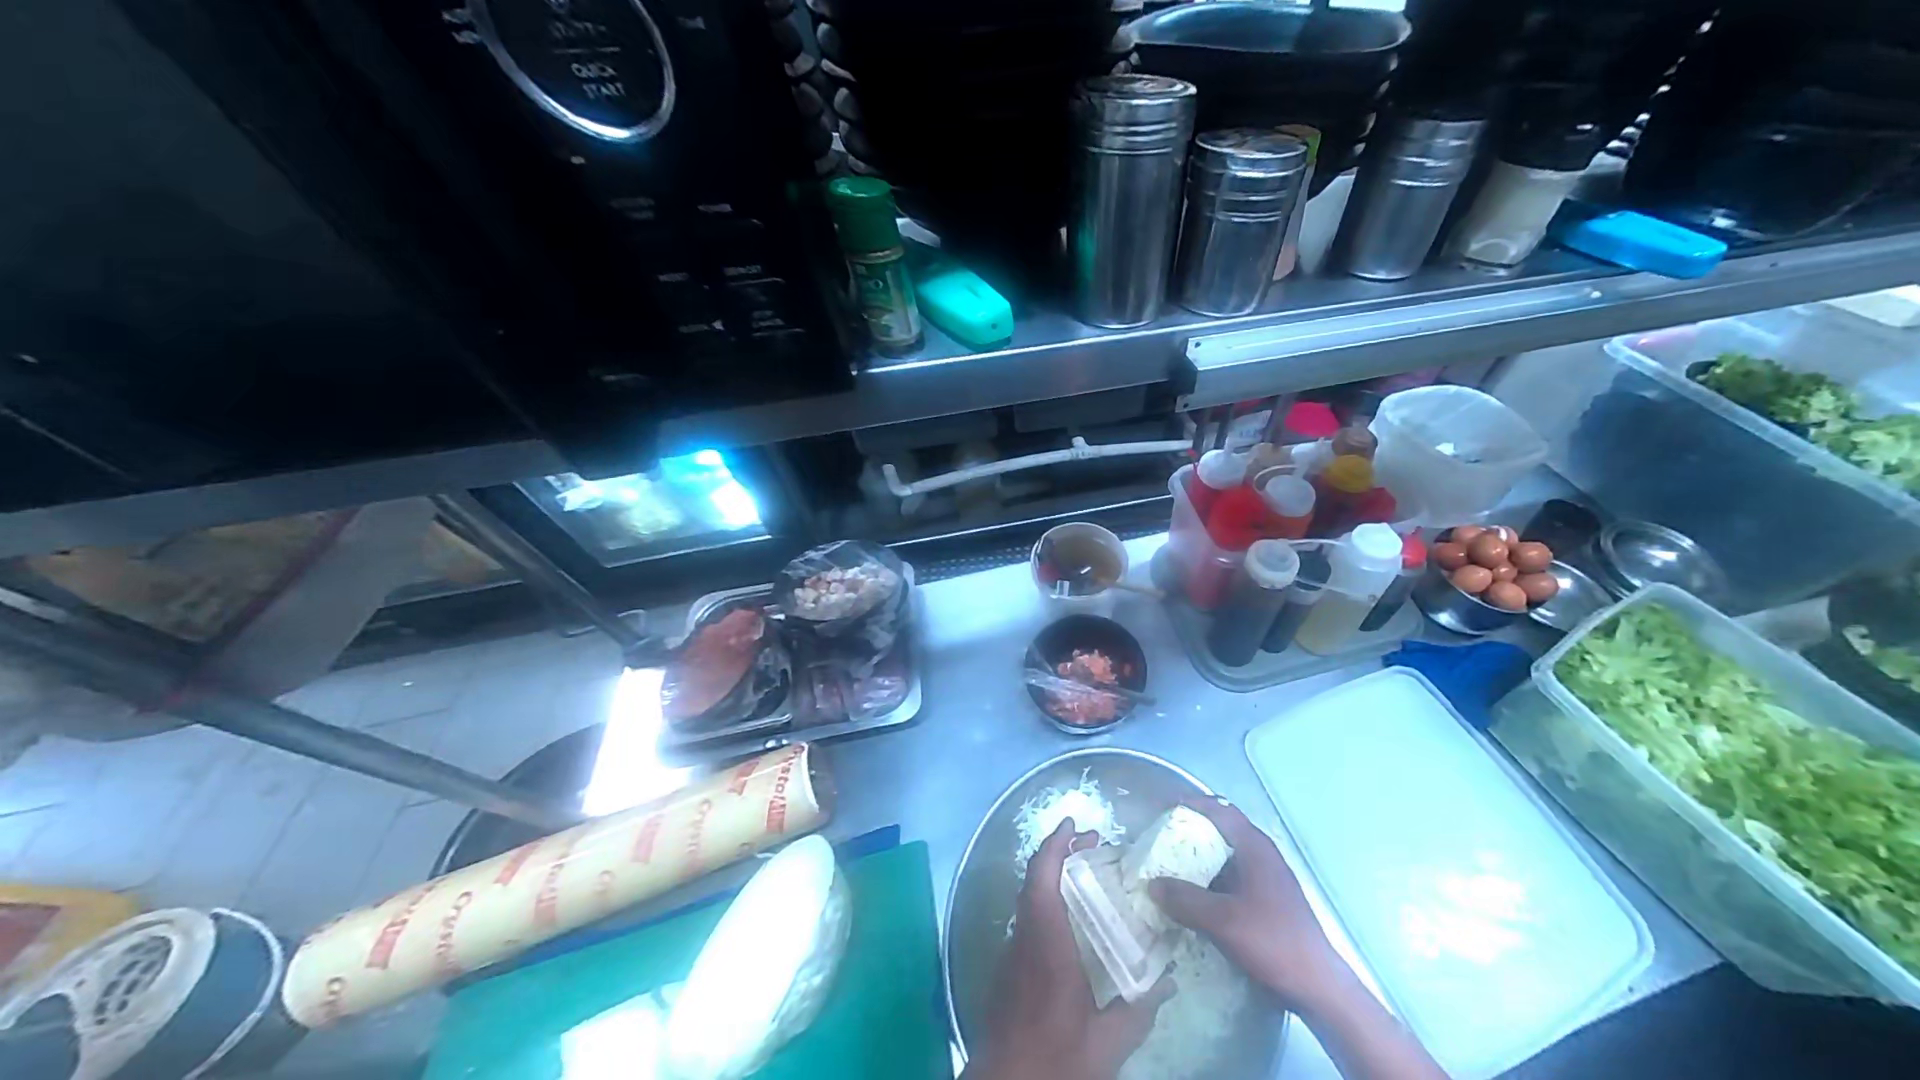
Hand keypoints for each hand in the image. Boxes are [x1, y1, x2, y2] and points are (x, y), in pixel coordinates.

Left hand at [964, 820, 1174, 1079]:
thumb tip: (1168, 980)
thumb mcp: (1107, 1041)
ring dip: (1054, 879)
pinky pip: (1028, 921)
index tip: (1072, 823)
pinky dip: (1048, 904)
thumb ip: (1139, 1008)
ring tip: (1087, 878)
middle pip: (1036, 880)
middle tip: (1093, 846)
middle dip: (1061, 855)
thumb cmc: (1055, 1058)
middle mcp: (1024, 937)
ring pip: (1029, 899)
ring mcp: (1013, 953)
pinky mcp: (1009, 970)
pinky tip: (1072, 923)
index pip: (1042, 876)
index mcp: (1046, 941)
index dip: (1054, 844)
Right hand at [1148, 797, 1343, 1014]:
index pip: (1222, 811)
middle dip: (1194, 832)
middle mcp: (1264, 857)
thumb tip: (1152, 885)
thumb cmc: (1272, 941)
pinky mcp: (1269, 902)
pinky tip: (1195, 897)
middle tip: (1164, 838)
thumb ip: (1185, 900)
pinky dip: (1212, 880)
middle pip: (1224, 831)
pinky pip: (1233, 879)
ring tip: (1172, 866)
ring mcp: (1268, 880)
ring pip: (1228, 858)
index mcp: (1256, 849)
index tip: (1166, 807)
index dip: (1194, 804)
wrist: (1318, 987)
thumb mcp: (1222, 920)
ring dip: (1202, 859)